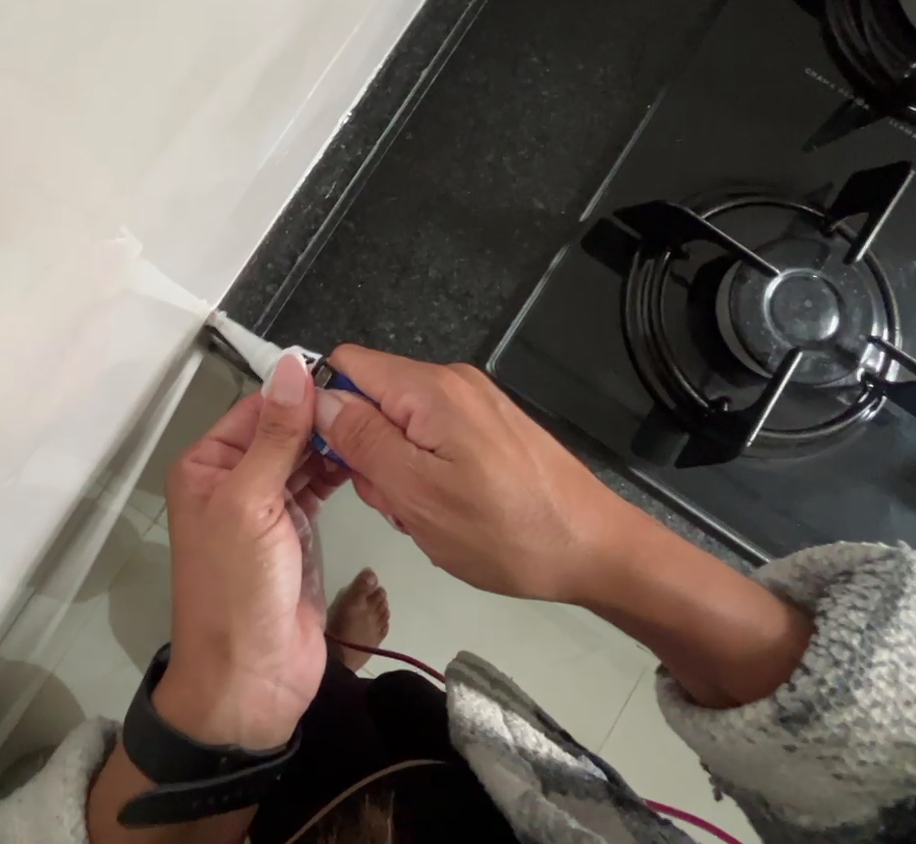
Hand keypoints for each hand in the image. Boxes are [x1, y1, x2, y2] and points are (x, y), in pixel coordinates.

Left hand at [156, 352, 342, 748]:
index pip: (255, 409)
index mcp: (207, 465)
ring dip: (333, 444)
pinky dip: (339, 472)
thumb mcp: (251, 502)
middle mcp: (233, 479)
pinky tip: (368, 457)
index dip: (297, 393)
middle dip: (319, 418)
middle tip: (374, 404)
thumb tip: (292, 364)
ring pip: (301, 457)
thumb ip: (275, 434)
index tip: (348, 379)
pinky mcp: (296, 529)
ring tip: (378, 426)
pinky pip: (317, 486)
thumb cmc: (238, 586)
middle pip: (280, 430)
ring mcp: (266, 505)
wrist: (252, 680)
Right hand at [310, 345, 642, 605]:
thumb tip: (317, 396)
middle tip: (394, 502)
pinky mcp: (489, 427)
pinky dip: (424, 473)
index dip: (324, 404)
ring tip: (425, 514)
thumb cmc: (503, 530)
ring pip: (400, 425)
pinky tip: (446, 510)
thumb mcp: (417, 493)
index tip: (332, 457)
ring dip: (396, 470)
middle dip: (366, 450)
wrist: (597, 551)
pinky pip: (432, 439)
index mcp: (429, 388)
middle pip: (373, 398)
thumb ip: (362, 440)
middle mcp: (450, 382)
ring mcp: (473, 404)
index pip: (346, 364)